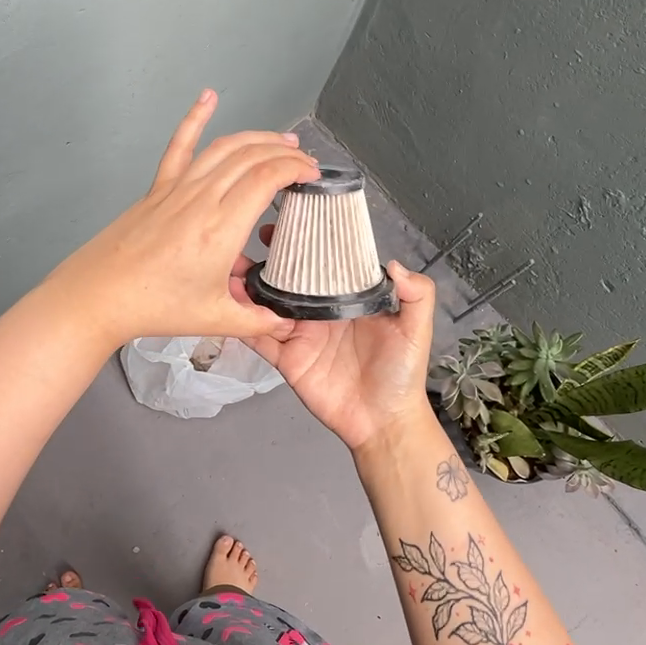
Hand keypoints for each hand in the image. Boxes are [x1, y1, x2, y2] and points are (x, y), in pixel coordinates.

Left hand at [46, 89, 319, 345]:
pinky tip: (207, 97)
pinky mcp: (158, 189)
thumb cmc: (153, 306)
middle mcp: (202, 199)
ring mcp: (178, 188)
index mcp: (220, 228)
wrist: (99, 295)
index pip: (267, 178)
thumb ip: (255, 321)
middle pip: (251, 156)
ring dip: (257, 137)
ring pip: (224, 147)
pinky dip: (194, 117)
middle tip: (305, 160)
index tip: (312, 174)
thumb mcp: (214, 319)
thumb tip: (284, 324)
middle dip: (285, 152)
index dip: (295, 168)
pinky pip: (180, 145)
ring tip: (281, 139)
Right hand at [236, 234, 438, 452]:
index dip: (307, 243)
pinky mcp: (287, 358)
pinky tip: (227, 306)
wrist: (384, 421)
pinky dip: (244, 324)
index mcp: (347, 298)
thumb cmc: (402, 372)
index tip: (290, 222)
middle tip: (249, 239)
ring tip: (228, 268)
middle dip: (269, 259)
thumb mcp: (417, 329)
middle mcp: (320, 311)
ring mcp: (300, 334)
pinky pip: (261, 339)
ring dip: (248, 288)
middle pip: (289, 279)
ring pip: (268, 305)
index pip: (323, 264)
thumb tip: (393, 263)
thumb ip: (417, 294)